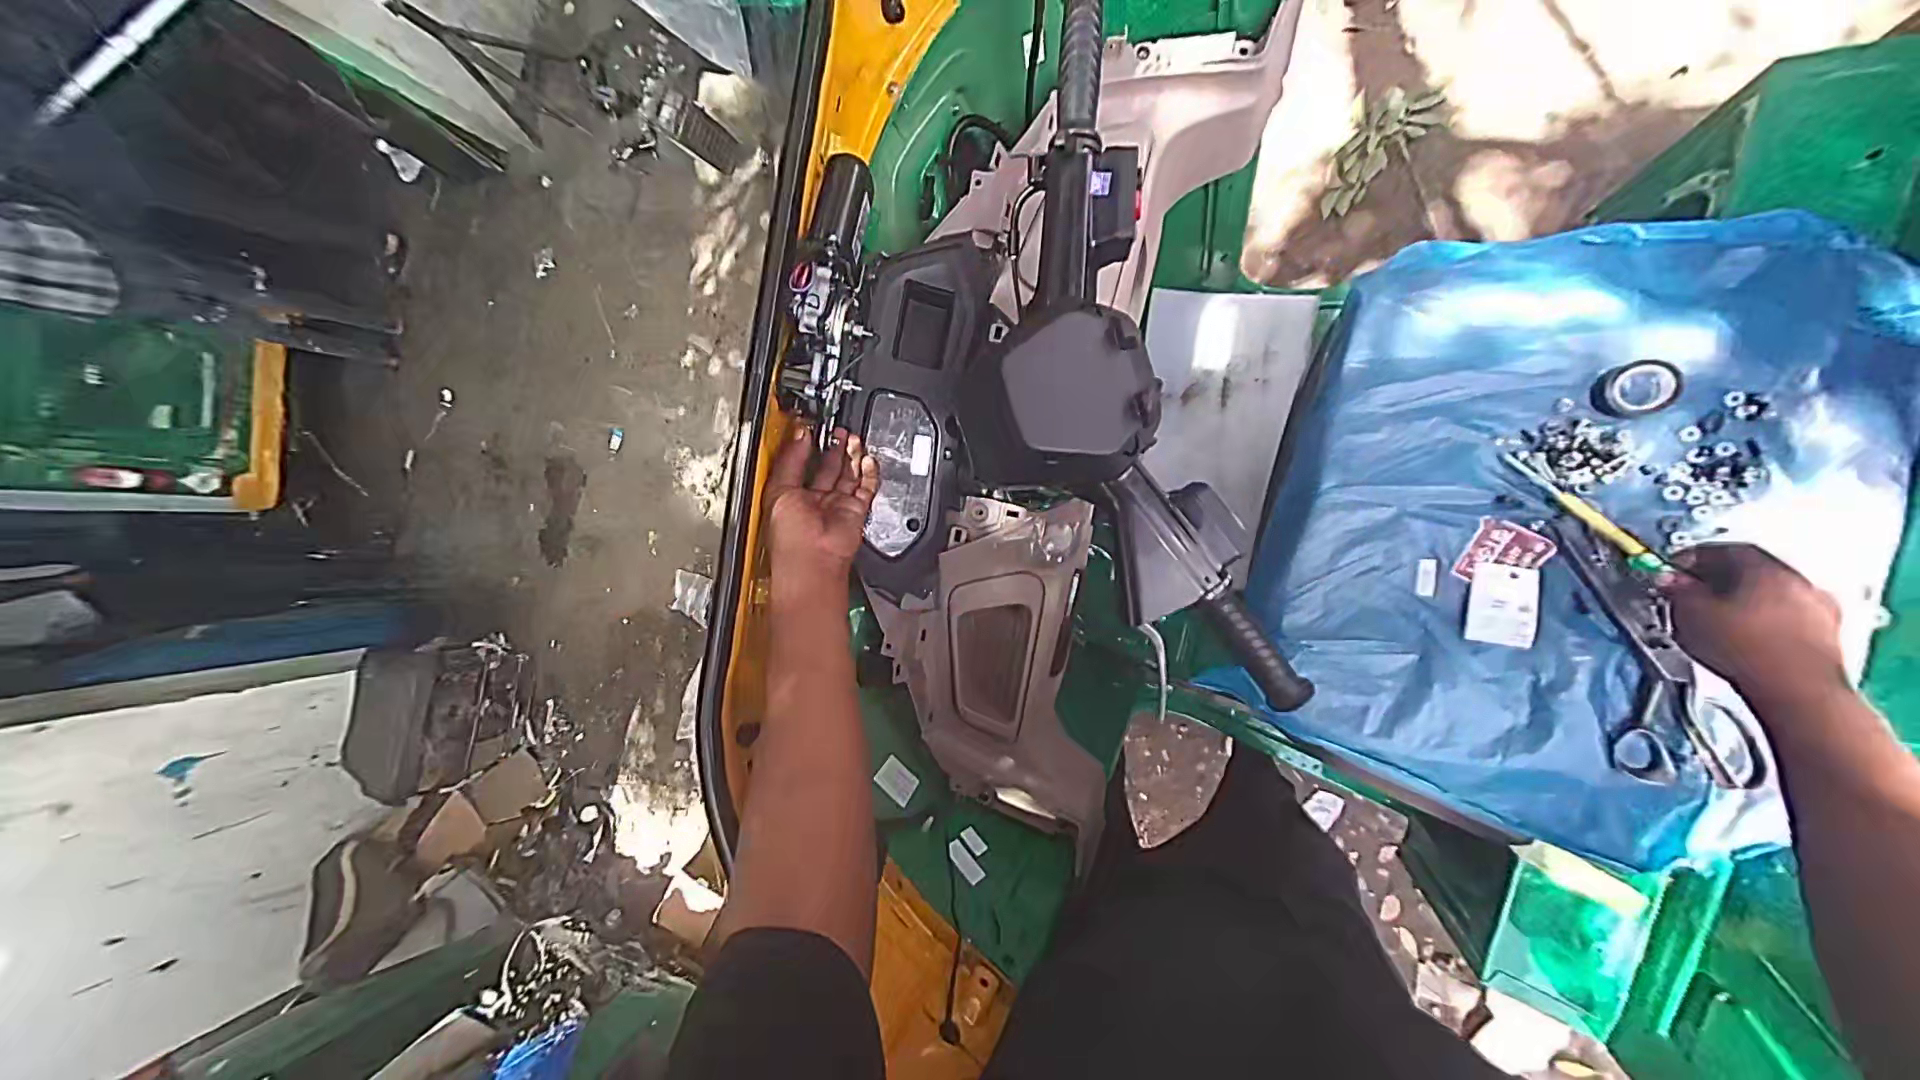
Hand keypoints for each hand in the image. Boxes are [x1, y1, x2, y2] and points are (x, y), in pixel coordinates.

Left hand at [764, 423, 877, 587]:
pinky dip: (868, 471)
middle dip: (833, 445)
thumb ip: (791, 459)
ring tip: (851, 436)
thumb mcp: (779, 489)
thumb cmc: (790, 539)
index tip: (811, 424)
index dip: (807, 442)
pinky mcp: (856, 510)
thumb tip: (799, 434)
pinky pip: (867, 486)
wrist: (813, 563)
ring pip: (849, 472)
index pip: (801, 461)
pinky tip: (865, 458)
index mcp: (791, 494)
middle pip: (828, 464)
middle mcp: (815, 498)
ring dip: (851, 454)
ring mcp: (837, 504)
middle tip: (836, 428)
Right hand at [1658, 543, 1846, 703]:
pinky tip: (1742, 635)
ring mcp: (1818, 608)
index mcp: (1764, 568)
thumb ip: (1677, 589)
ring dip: (1739, 599)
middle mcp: (1797, 581)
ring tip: (1713, 618)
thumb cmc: (1739, 645)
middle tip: (1688, 593)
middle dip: (1715, 579)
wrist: (1794, 688)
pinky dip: (1761, 618)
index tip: (1669, 571)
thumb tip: (1670, 579)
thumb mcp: (1689, 612)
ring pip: (1768, 593)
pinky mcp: (1825, 633)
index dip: (1688, 558)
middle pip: (1748, 569)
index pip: (1720, 549)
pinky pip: (1785, 615)